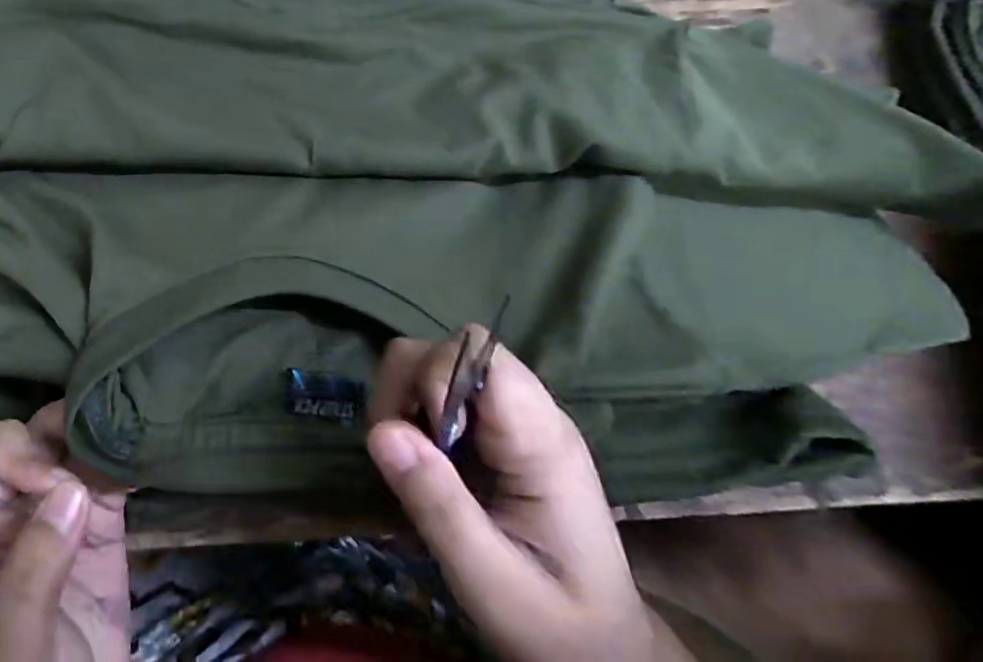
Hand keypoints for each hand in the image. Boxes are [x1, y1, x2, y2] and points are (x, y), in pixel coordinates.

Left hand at [0, 402, 130, 661]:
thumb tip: (70, 489)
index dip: (25, 457)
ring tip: (128, 426)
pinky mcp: (106, 527)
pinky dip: (127, 458)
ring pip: (76, 450)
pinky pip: (113, 478)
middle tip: (100, 439)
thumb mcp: (14, 636)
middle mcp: (21, 512)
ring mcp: (65, 517)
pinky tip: (144, 449)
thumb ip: (32, 568)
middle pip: (36, 440)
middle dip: (65, 430)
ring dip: (100, 432)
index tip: (60, 484)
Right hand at [366, 329, 695, 661]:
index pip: (476, 351)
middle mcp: (530, 410)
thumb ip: (438, 505)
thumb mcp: (490, 581)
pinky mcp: (500, 432)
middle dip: (408, 389)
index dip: (432, 378)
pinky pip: (445, 394)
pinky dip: (418, 417)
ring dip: (408, 403)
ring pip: (440, 365)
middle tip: (404, 456)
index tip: (421, 439)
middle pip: (450, 349)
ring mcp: (515, 418)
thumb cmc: (553, 624)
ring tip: (412, 464)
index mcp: (540, 437)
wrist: (603, 650)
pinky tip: (426, 466)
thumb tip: (380, 431)